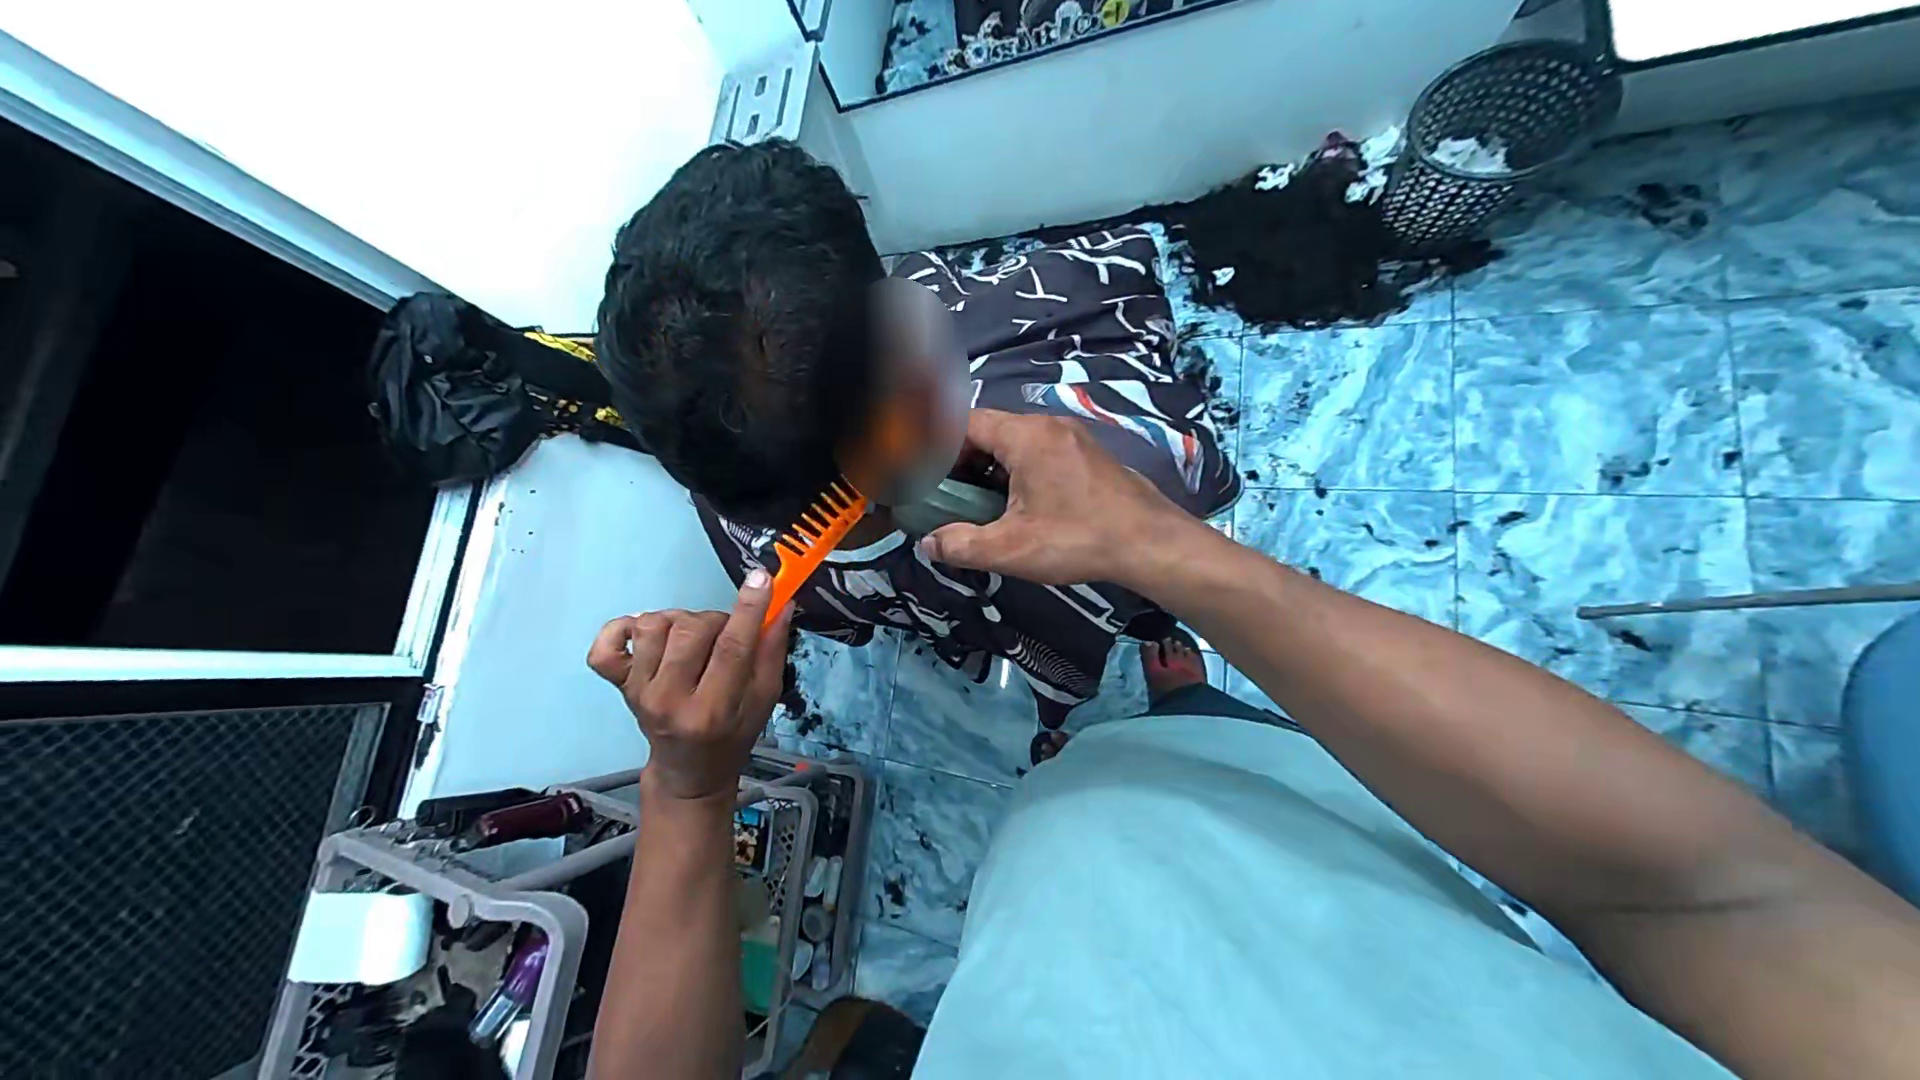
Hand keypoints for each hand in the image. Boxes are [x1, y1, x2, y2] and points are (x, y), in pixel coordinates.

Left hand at [587, 570, 793, 801]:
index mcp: (713, 711)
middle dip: (718, 620)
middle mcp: (669, 700)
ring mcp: (638, 692)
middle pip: (692, 630)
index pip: (732, 648)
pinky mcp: (618, 685)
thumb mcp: (765, 699)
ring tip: (694, 639)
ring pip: (655, 625)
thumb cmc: (733, 735)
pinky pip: (606, 644)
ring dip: (681, 621)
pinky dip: (623, 628)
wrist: (688, 770)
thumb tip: (781, 603)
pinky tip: (648, 634)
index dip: (749, 609)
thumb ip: (772, 651)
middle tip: (727, 635)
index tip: (761, 579)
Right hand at [918, 410, 1207, 588]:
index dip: (937, 443)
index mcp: (1025, 437)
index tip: (923, 470)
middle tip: (946, 491)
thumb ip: (962, 545)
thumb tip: (929, 544)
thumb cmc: (1079, 539)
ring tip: (976, 501)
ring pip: (1015, 441)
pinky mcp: (1087, 455)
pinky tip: (1016, 503)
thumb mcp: (1012, 549)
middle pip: (990, 430)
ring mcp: (1072, 438)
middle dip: (962, 458)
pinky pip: (1039, 451)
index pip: (966, 423)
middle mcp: (1048, 426)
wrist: (1151, 543)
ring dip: (990, 466)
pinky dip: (1016, 470)